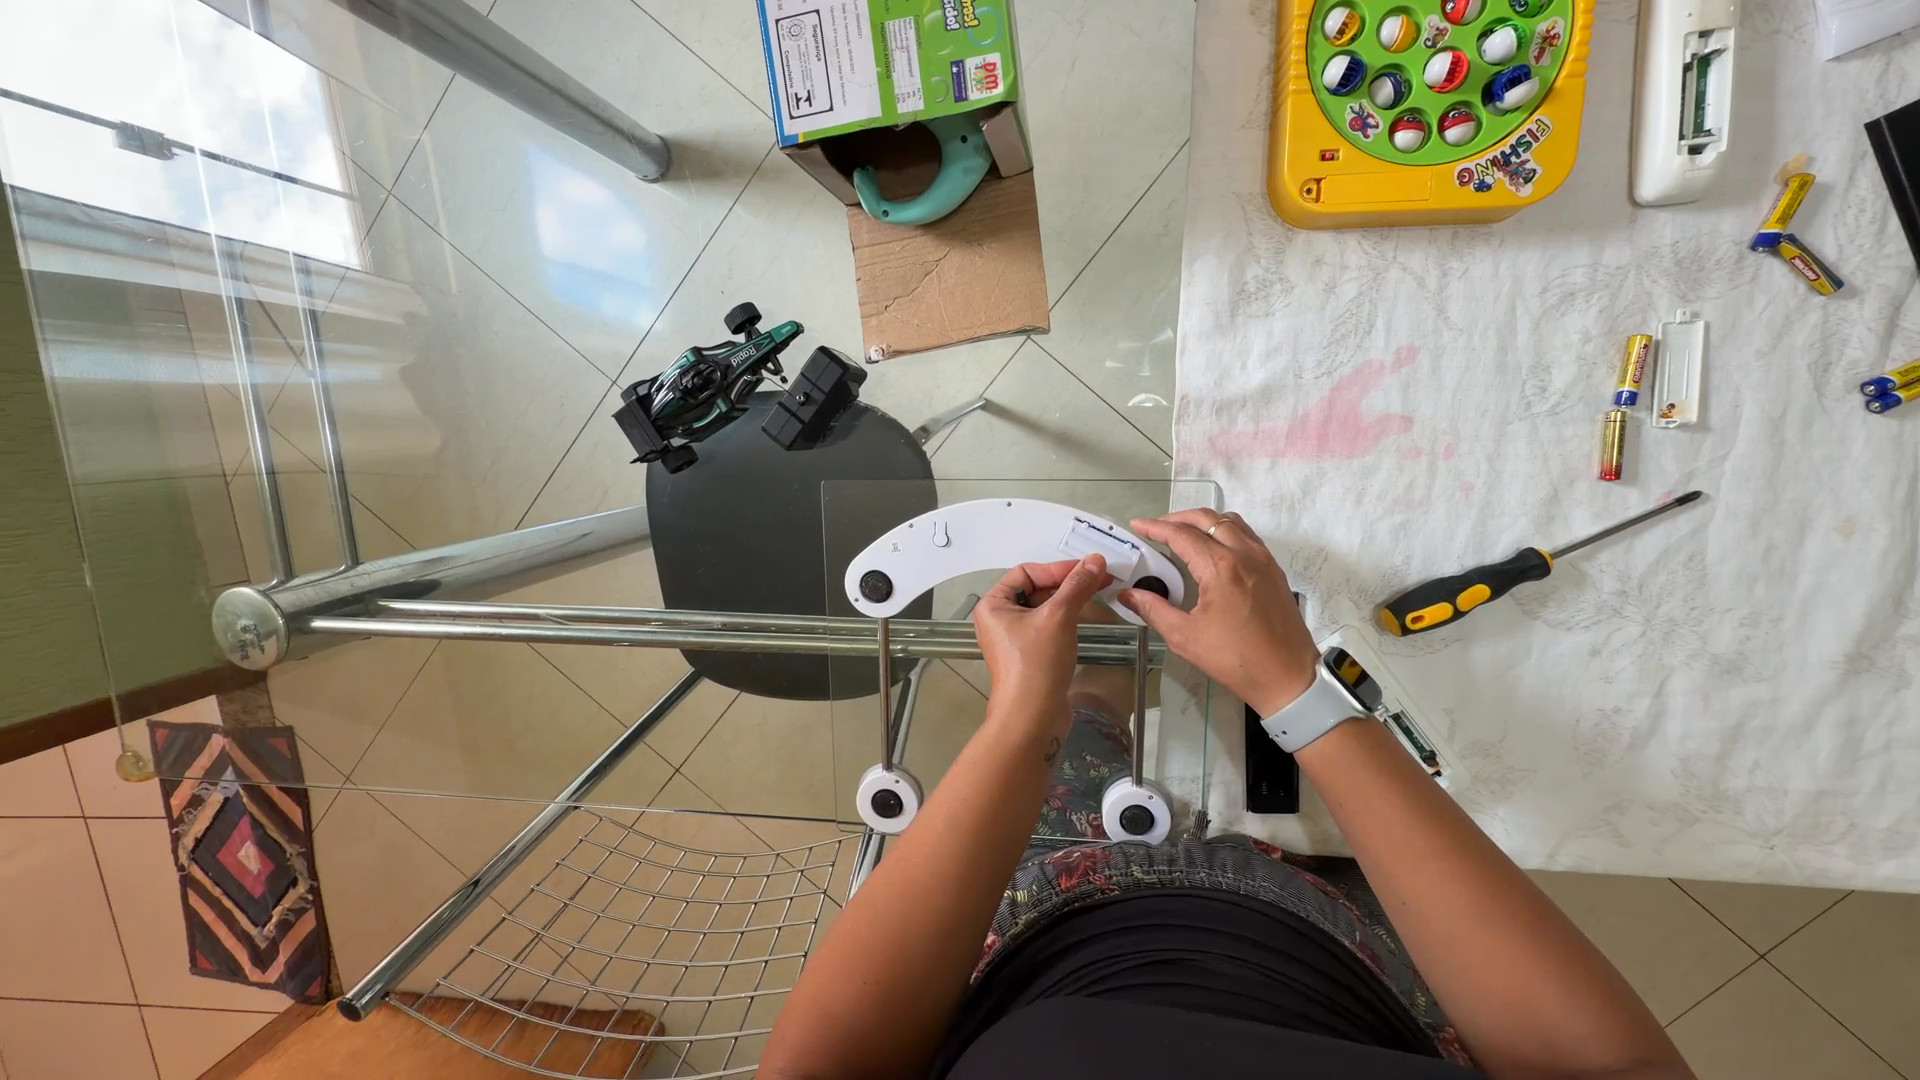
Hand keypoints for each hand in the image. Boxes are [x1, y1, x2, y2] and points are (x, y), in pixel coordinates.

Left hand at [973, 555, 1112, 716]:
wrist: (1033, 717)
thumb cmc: (1037, 663)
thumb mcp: (1058, 616)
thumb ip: (1077, 586)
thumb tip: (1095, 561)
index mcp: (993, 605)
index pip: (1026, 572)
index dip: (1058, 568)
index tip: (1088, 569)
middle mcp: (999, 619)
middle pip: (1035, 588)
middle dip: (1066, 584)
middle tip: (1099, 580)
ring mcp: (1013, 639)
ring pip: (1044, 608)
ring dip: (1068, 600)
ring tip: (1096, 595)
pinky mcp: (1029, 655)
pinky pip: (1047, 627)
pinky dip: (1065, 619)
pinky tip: (1084, 619)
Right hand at [1118, 511, 1319, 715]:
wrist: (1288, 677)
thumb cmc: (1234, 659)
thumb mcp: (1185, 637)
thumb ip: (1153, 610)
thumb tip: (1127, 595)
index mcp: (1220, 567)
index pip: (1182, 535)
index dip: (1155, 528)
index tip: (1137, 525)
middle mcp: (1244, 554)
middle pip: (1207, 518)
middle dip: (1178, 518)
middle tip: (1156, 528)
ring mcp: (1263, 559)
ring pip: (1230, 522)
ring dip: (1204, 521)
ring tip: (1183, 534)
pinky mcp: (1274, 569)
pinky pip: (1246, 535)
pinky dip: (1224, 531)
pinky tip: (1212, 548)